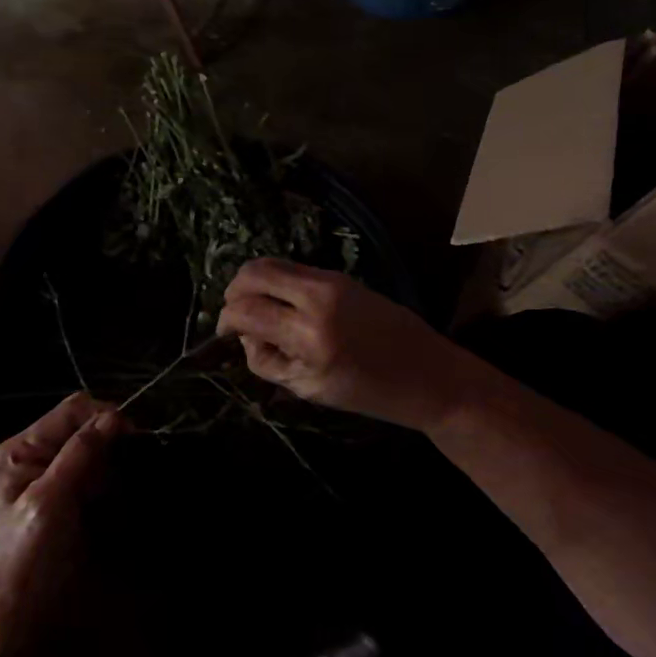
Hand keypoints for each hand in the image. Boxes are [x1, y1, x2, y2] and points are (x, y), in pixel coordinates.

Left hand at [0, 392, 124, 654]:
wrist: (12, 629)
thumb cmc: (22, 561)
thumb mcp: (49, 503)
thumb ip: (80, 455)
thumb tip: (114, 415)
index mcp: (23, 448)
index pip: (72, 410)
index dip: (105, 416)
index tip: (134, 438)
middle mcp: (38, 457)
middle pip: (86, 431)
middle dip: (110, 450)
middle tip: (123, 479)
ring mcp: (53, 482)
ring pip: (98, 457)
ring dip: (113, 475)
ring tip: (113, 505)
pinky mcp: (69, 506)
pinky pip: (99, 484)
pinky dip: (111, 494)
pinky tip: (112, 516)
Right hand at [217, 258, 479, 432]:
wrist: (429, 374)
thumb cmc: (370, 393)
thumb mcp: (310, 389)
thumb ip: (268, 361)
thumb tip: (246, 337)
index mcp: (309, 334)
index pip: (245, 310)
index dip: (225, 320)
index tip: (225, 334)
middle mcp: (316, 296)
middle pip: (253, 272)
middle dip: (234, 292)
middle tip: (237, 317)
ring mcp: (330, 280)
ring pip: (271, 263)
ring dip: (255, 284)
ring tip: (259, 312)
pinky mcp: (340, 275)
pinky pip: (294, 269)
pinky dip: (277, 283)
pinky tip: (284, 308)